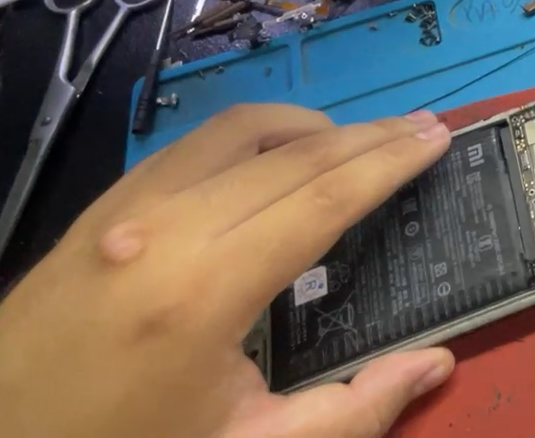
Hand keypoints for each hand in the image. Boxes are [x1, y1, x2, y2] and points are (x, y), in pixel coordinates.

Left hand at [0, 104, 454, 437]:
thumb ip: (354, 413)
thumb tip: (439, 365)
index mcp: (204, 291)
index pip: (327, 196)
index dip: (392, 161)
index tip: (440, 136)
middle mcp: (163, 228)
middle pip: (296, 154)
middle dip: (372, 136)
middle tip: (425, 126)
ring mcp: (121, 212)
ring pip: (241, 130)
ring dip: (314, 125)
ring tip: (360, 140)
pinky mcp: (95, 213)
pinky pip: (192, 146)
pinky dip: (254, 135)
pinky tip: (275, 156)